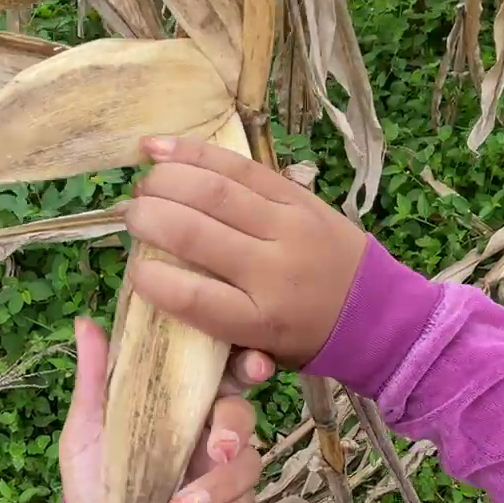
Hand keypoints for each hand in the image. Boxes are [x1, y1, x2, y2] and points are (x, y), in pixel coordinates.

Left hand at [60, 317, 272, 502]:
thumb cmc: (95, 465)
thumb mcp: (87, 423)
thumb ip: (95, 378)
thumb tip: (85, 323)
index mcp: (186, 398)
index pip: (226, 371)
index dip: (247, 363)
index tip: (254, 366)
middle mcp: (212, 429)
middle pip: (245, 415)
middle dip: (237, 429)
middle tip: (219, 449)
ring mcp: (221, 470)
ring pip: (249, 465)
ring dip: (220, 486)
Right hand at [120, 135, 367, 366]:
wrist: (373, 310)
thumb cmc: (303, 338)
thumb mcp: (262, 354)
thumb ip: (214, 332)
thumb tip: (159, 291)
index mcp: (261, 322)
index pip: (196, 298)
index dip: (155, 282)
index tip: (135, 273)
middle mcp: (273, 272)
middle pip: (197, 235)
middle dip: (151, 219)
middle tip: (130, 218)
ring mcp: (288, 227)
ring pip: (216, 192)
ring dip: (167, 180)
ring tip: (142, 185)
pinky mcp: (297, 196)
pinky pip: (240, 167)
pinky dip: (195, 153)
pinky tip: (158, 148)